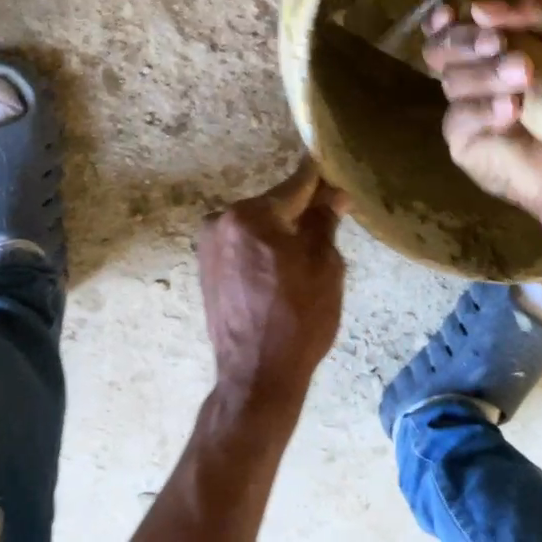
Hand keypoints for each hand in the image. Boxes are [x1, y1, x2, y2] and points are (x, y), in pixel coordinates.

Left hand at [196, 159, 347, 400]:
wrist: (257, 377)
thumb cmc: (298, 319)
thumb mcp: (324, 266)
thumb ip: (325, 221)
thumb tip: (333, 194)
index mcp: (251, 215)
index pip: (296, 184)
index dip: (321, 177)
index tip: (336, 165)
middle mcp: (222, 219)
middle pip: (274, 204)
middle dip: (302, 209)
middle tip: (333, 217)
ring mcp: (208, 243)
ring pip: (258, 224)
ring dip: (281, 229)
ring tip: (309, 249)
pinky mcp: (205, 266)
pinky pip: (243, 243)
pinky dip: (264, 247)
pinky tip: (283, 267)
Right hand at [422, 0, 541, 216]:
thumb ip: (539, 12)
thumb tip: (480, 8)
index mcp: (494, 42)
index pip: (449, 23)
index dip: (441, 16)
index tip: (451, 12)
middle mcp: (472, 70)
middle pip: (440, 47)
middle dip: (466, 41)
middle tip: (499, 43)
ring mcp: (464, 106)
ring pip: (451, 80)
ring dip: (487, 73)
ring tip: (525, 76)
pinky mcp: (464, 141)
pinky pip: (458, 118)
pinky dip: (484, 109)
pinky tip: (512, 109)